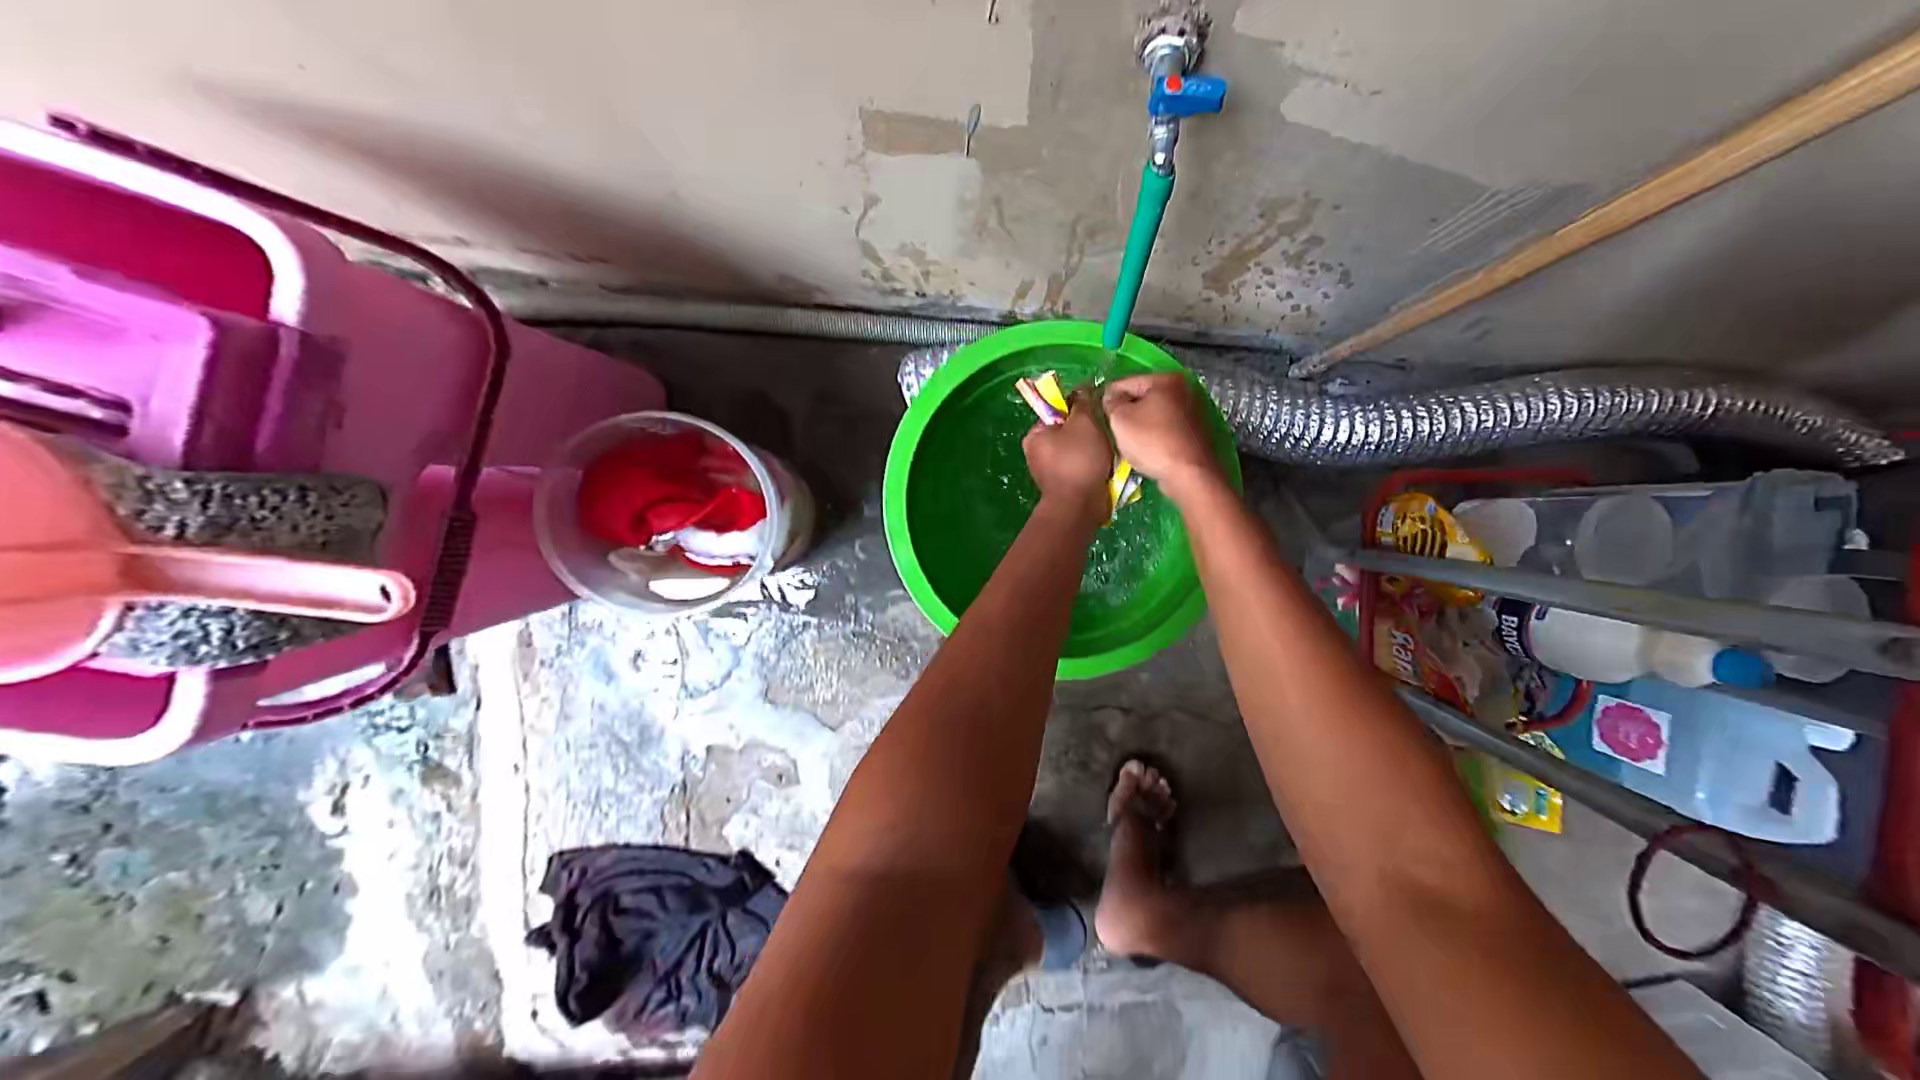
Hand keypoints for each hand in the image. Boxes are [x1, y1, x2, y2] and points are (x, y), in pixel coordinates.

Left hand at [1023, 393, 1112, 524]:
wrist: (1080, 506)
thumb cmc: (1079, 460)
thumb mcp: (1083, 422)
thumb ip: (1083, 402)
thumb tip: (1082, 388)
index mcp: (1035, 434)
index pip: (1057, 410)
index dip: (1079, 406)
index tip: (1097, 410)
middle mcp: (1038, 451)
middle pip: (1069, 430)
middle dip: (1089, 429)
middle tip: (1106, 430)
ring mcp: (1051, 470)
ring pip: (1078, 448)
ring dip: (1095, 447)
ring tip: (1109, 448)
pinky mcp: (1065, 484)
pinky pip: (1082, 465)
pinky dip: (1094, 463)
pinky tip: (1108, 464)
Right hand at [1103, 374, 1221, 500]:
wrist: (1189, 474)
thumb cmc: (1152, 442)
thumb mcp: (1120, 419)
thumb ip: (1111, 403)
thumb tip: (1111, 399)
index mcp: (1166, 379)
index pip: (1125, 383)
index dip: (1107, 399)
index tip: (1097, 415)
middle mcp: (1184, 389)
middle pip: (1142, 398)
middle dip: (1125, 413)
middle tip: (1112, 430)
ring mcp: (1193, 411)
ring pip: (1153, 415)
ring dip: (1139, 426)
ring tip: (1127, 443)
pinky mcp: (1195, 432)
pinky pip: (1165, 429)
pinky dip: (1154, 437)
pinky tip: (1145, 450)